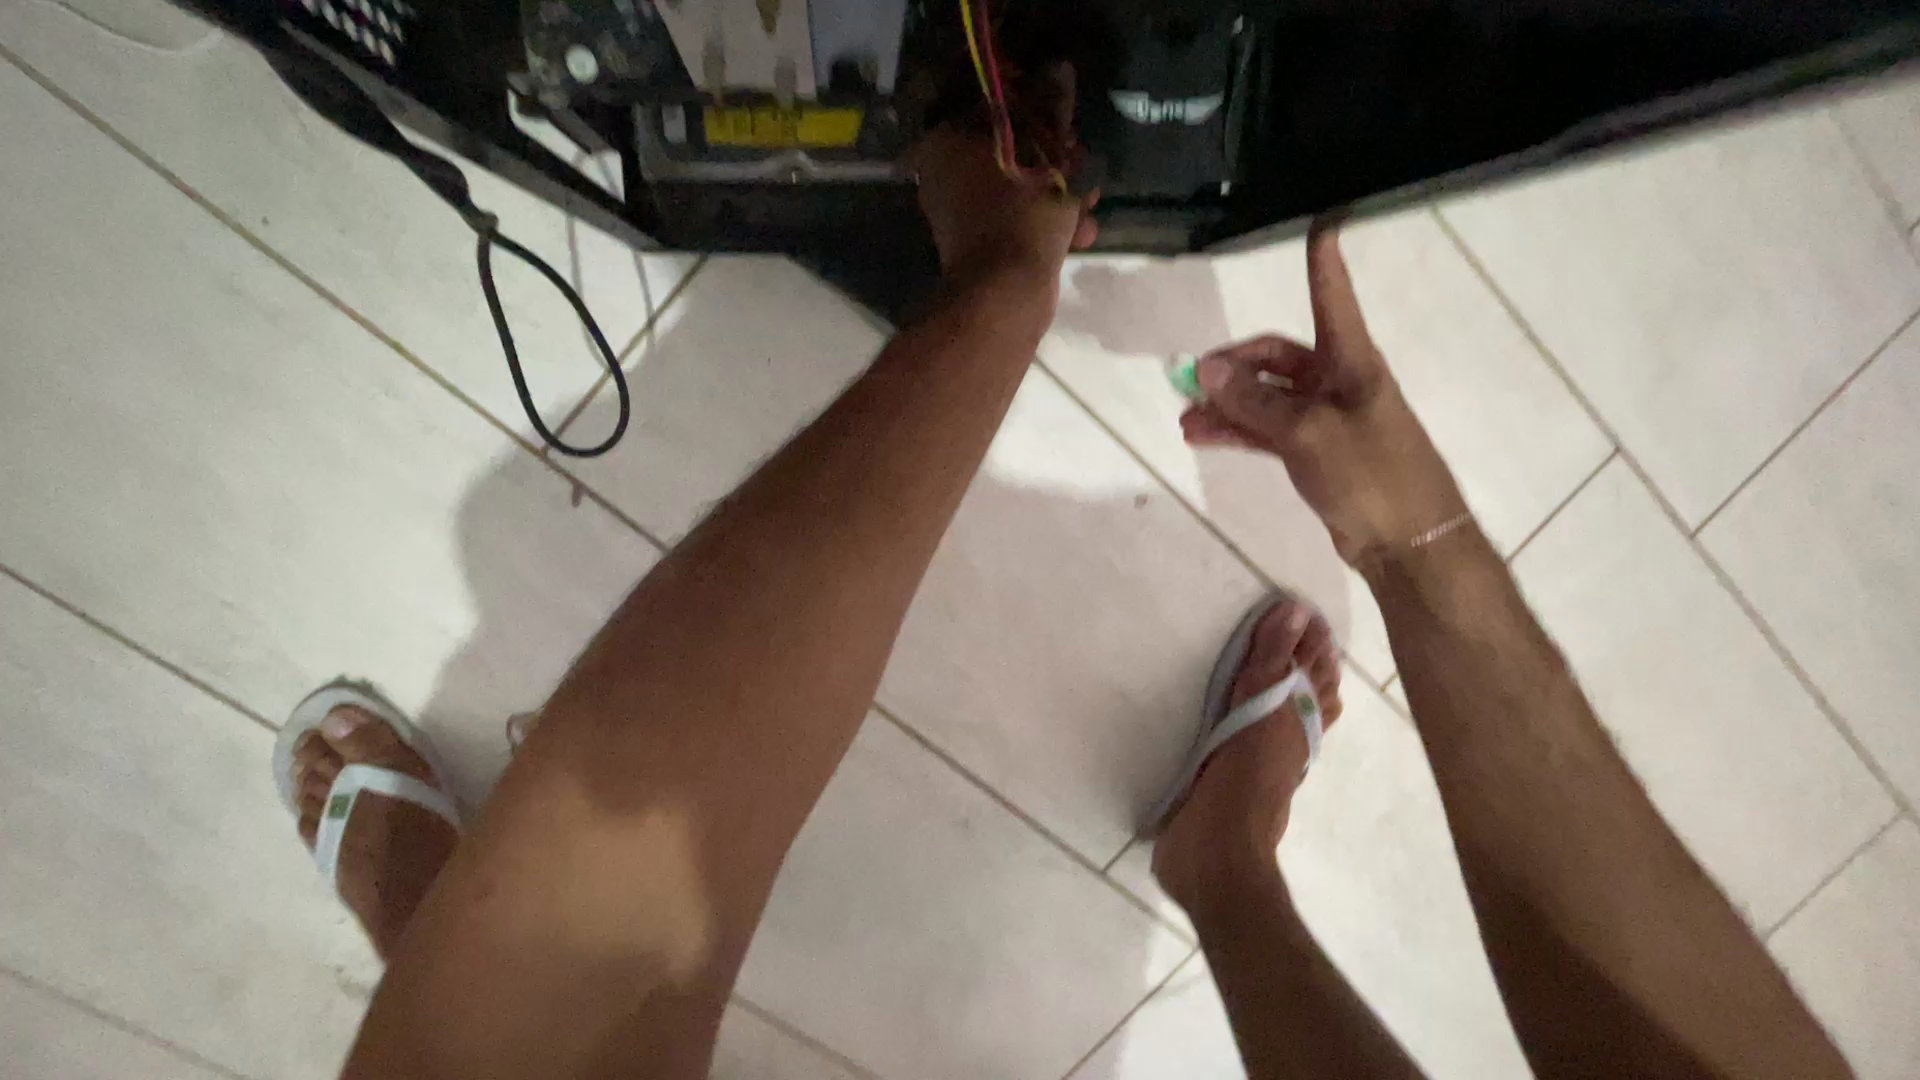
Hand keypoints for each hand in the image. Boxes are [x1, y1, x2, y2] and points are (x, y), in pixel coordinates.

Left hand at [911, 65, 1098, 288]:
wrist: (1005, 297)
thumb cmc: (1020, 216)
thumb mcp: (1045, 155)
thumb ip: (1052, 111)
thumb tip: (1058, 69)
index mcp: (945, 145)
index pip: (994, 111)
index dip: (1036, 113)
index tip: (1066, 125)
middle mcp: (945, 178)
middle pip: (1010, 152)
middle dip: (1054, 160)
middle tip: (1083, 166)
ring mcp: (962, 218)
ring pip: (1020, 190)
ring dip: (1059, 194)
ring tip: (1089, 203)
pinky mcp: (983, 250)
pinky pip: (1019, 223)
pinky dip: (1047, 225)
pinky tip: (1080, 233)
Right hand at [1182, 227, 1468, 568]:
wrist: (1405, 541)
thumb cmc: (1371, 474)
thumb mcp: (1308, 434)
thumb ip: (1254, 403)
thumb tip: (1206, 372)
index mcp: (1350, 363)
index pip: (1331, 299)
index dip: (1323, 263)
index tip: (1322, 223)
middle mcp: (1336, 383)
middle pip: (1277, 359)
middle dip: (1233, 367)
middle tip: (1190, 380)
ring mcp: (1322, 420)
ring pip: (1265, 399)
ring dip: (1226, 406)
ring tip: (1184, 418)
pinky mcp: (1312, 453)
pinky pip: (1266, 431)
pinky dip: (1236, 432)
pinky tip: (1203, 436)